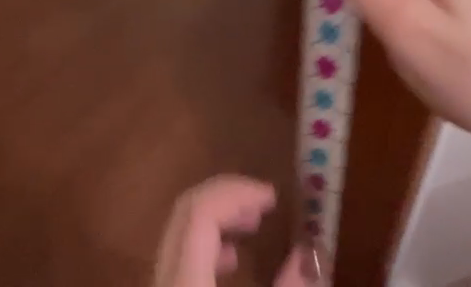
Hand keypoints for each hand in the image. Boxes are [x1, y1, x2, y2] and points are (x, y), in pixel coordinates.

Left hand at [150, 176, 315, 286]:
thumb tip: (313, 249)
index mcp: (184, 277)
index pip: (199, 211)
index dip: (236, 192)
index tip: (272, 194)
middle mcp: (162, 273)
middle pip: (184, 212)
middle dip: (226, 198)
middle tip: (265, 201)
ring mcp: (157, 280)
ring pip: (177, 229)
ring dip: (216, 217)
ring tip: (252, 221)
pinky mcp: (163, 286)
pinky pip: (175, 252)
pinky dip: (203, 240)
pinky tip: (231, 257)